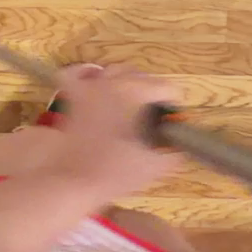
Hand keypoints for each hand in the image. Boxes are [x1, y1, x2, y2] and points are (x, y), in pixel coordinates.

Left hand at [39, 64, 183, 200]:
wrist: (74, 181)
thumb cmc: (115, 172)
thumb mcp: (154, 164)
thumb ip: (173, 151)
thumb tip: (180, 144)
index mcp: (134, 93)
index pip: (166, 87)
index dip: (174, 105)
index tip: (174, 122)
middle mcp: (112, 82)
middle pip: (142, 76)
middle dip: (154, 92)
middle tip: (158, 115)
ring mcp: (88, 87)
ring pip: (114, 71)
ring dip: (128, 82)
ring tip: (133, 103)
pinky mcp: (71, 97)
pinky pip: (78, 73)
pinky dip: (89, 74)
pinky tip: (96, 83)